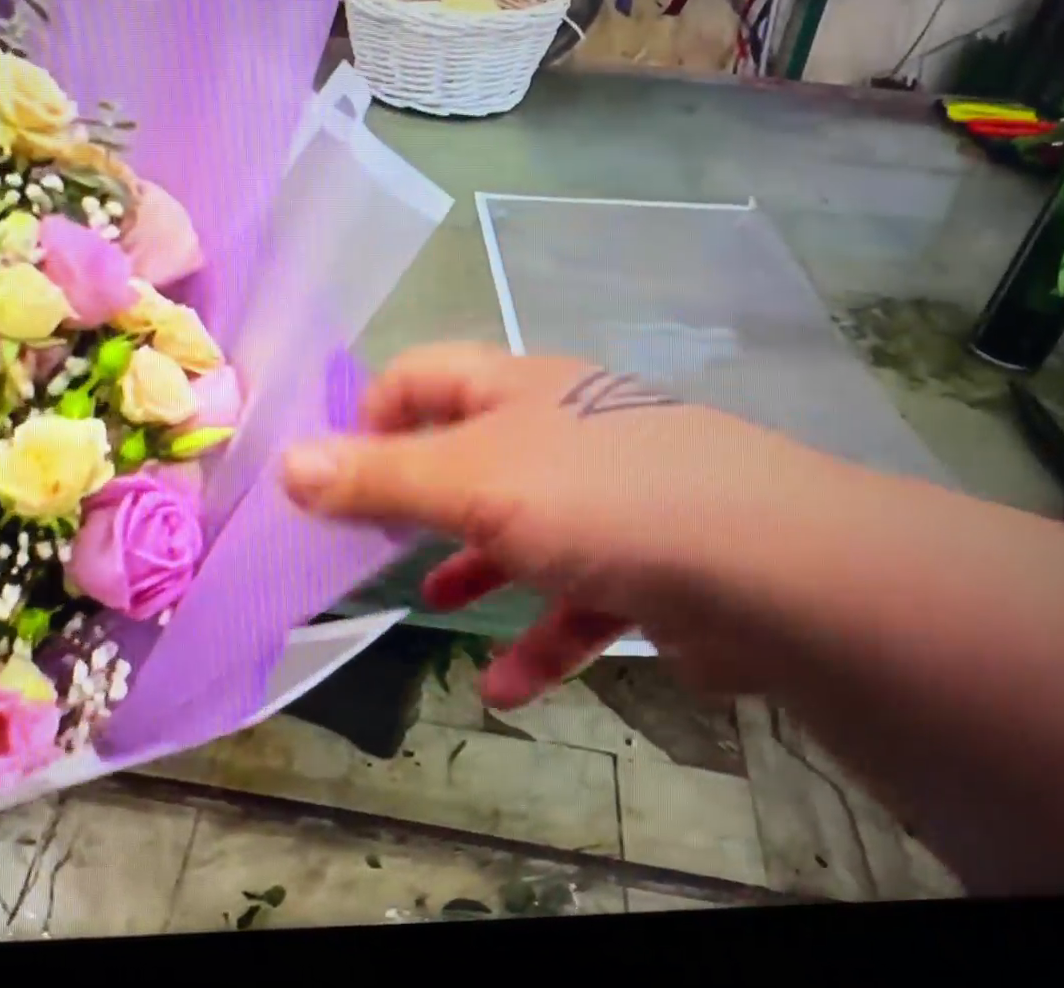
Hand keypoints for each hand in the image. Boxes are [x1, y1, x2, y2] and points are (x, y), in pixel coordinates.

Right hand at [280, 342, 845, 705]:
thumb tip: (284, 464)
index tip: (337, 472)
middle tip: (369, 540)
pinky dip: (537, 637)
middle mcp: (562, 431)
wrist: (779, 571)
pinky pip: (575, 598)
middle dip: (416, 497)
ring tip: (428, 601)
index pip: (421, 376)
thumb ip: (374, 478)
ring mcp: (609, 498)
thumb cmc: (597, 501)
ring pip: (519, 528)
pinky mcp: (648, 565)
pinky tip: (506, 688)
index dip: (369, 414)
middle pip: (467, 452)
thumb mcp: (467, 485)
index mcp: (516, 391)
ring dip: (473, 567)